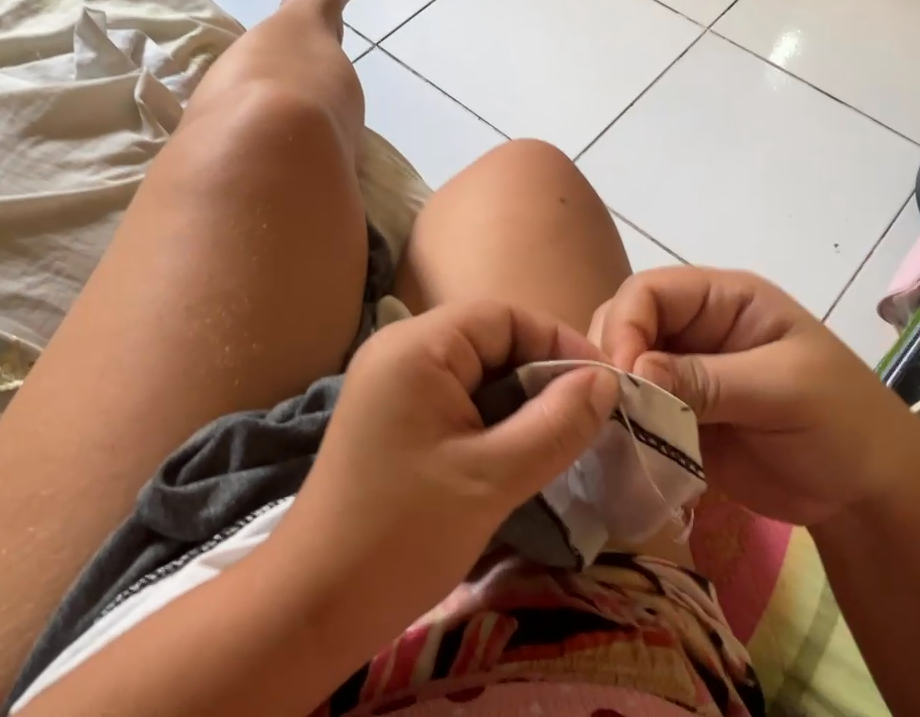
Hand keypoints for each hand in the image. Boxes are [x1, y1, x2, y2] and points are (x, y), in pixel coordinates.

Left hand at [274, 300, 620, 626]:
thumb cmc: (403, 534)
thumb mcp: (492, 478)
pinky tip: (520, 453)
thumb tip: (604, 381)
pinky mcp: (390, 420)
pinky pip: (453, 400)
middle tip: (589, 417)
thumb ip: (555, 424)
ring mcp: (390, 386)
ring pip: (474, 373)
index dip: (558, 342)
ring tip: (563, 438)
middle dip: (541, 374)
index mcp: (416, 348)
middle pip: (488, 340)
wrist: (315, 602)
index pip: (503, 316)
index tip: (605, 385)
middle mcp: (398, 353)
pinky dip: (492, 419)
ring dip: (519, 400)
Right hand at [590, 267, 919, 527]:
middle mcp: (694, 330)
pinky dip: (618, 425)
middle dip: (610, 357)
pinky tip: (616, 444)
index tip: (623, 376)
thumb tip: (633, 371)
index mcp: (723, 301)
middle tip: (610, 405)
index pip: (649, 291)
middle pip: (624, 323)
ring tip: (611, 426)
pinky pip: (631, 411)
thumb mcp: (784, 390)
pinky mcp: (674, 418)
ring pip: (620, 367)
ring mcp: (681, 375)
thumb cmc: (842, 424)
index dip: (626, 324)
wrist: (866, 497)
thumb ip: (707, 379)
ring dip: (610, 393)